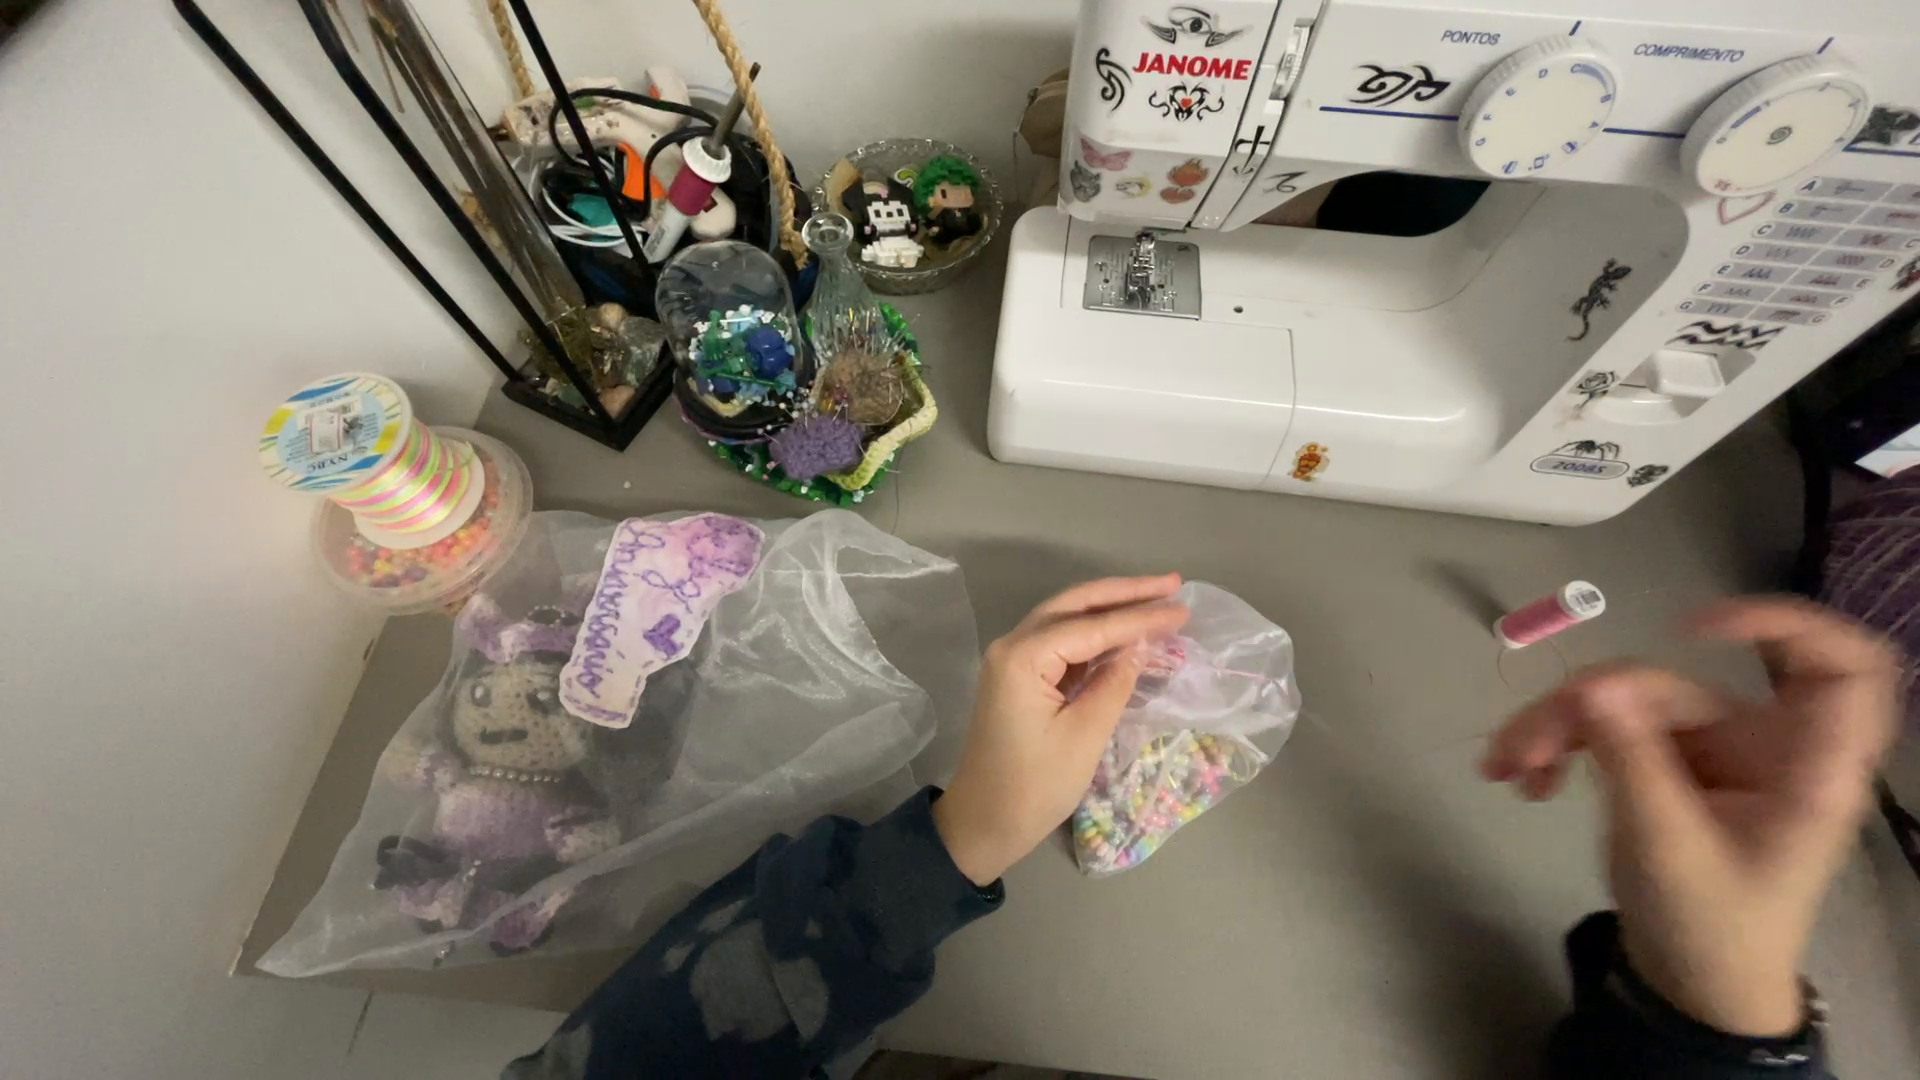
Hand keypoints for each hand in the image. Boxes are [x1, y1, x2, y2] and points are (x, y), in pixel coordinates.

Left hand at [932, 575, 1189, 885]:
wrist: (983, 822)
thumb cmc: (1034, 786)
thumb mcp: (1084, 737)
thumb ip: (1114, 684)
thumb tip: (1138, 647)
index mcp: (1022, 656)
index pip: (1091, 626)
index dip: (1139, 617)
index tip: (1182, 608)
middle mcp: (1012, 645)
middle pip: (1074, 605)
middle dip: (1124, 593)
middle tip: (1172, 584)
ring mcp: (1012, 659)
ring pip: (1067, 619)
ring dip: (1110, 609)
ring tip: (1157, 600)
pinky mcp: (1019, 676)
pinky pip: (1061, 644)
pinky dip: (1095, 636)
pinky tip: (1126, 635)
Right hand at [1483, 598, 1899, 1035]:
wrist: (1689, 974)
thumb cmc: (1710, 921)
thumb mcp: (1668, 844)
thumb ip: (1632, 761)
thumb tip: (1590, 685)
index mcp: (1801, 765)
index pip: (1840, 671)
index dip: (1784, 628)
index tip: (1691, 625)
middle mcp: (1752, 742)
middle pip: (1664, 687)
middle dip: (1580, 709)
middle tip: (1522, 750)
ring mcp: (1699, 748)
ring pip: (1611, 701)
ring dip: (1548, 728)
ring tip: (1504, 768)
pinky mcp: (1653, 757)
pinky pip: (1592, 725)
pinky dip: (1551, 746)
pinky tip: (1524, 780)